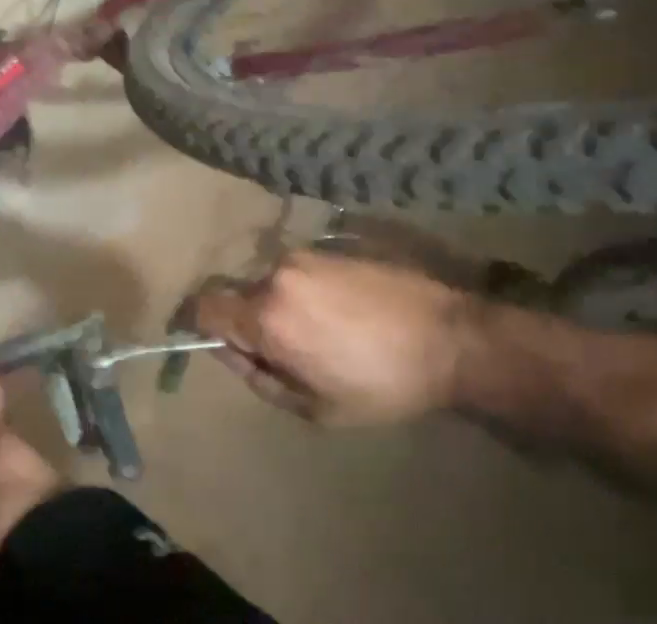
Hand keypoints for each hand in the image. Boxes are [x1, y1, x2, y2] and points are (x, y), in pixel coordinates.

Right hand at [192, 250, 470, 425]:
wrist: (457, 341)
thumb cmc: (385, 384)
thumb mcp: (318, 408)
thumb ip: (261, 381)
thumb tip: (230, 354)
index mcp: (266, 317)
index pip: (202, 307)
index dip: (198, 324)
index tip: (218, 342)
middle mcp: (275, 277)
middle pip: (235, 294)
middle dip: (247, 319)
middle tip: (281, 347)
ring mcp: (304, 257)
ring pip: (267, 281)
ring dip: (278, 304)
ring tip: (320, 330)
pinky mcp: (331, 249)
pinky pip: (297, 271)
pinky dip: (305, 291)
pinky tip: (341, 313)